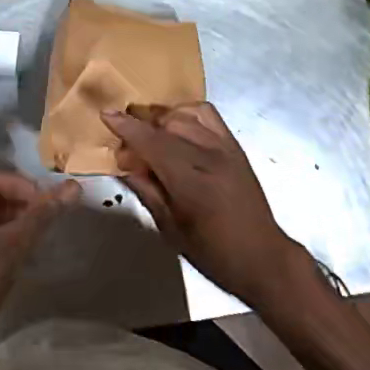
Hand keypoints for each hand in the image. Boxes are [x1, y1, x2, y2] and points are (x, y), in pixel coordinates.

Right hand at [103, 104, 305, 305]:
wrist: (263, 257)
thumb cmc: (213, 253)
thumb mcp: (171, 229)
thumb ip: (147, 191)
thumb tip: (124, 165)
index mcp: (190, 181)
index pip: (152, 141)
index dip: (126, 127)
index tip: (106, 115)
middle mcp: (208, 156)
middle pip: (165, 124)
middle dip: (140, 127)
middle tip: (127, 147)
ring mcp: (224, 146)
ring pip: (183, 115)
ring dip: (160, 120)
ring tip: (149, 134)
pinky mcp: (234, 144)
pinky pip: (206, 113)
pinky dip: (186, 112)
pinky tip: (177, 125)